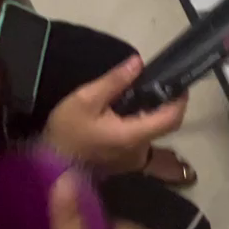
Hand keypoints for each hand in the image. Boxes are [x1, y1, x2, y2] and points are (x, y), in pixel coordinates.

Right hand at [44, 56, 187, 172]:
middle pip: (162, 125)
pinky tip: (121, 114)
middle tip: (150, 82)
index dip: (180, 101)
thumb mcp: (85, 99)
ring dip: (147, 114)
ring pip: (150, 132)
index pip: (171, 119)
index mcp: (133, 135)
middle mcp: (139, 151)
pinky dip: (138, 124)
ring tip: (133, 94)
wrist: (49, 166)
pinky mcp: (123, 164)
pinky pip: (139, 141)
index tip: (179, 83)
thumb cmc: (67, 131)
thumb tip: (138, 62)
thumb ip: (114, 81)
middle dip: (162, 103)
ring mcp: (132, 160)